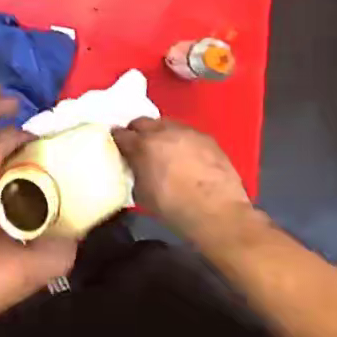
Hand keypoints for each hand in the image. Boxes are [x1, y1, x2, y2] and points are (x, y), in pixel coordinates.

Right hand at [112, 117, 257, 243]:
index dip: (117, 139)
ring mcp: (187, 131)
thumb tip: (136, 169)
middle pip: (142, 122)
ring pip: (166, 124)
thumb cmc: (176, 210)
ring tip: (163, 149)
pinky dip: (181, 140)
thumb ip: (136, 175)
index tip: (117, 145)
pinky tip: (186, 155)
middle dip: (137, 131)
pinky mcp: (206, 137)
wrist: (219, 214)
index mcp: (143, 146)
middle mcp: (163, 132)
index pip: (121, 134)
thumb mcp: (144, 196)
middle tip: (138, 146)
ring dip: (160, 133)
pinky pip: (186, 132)